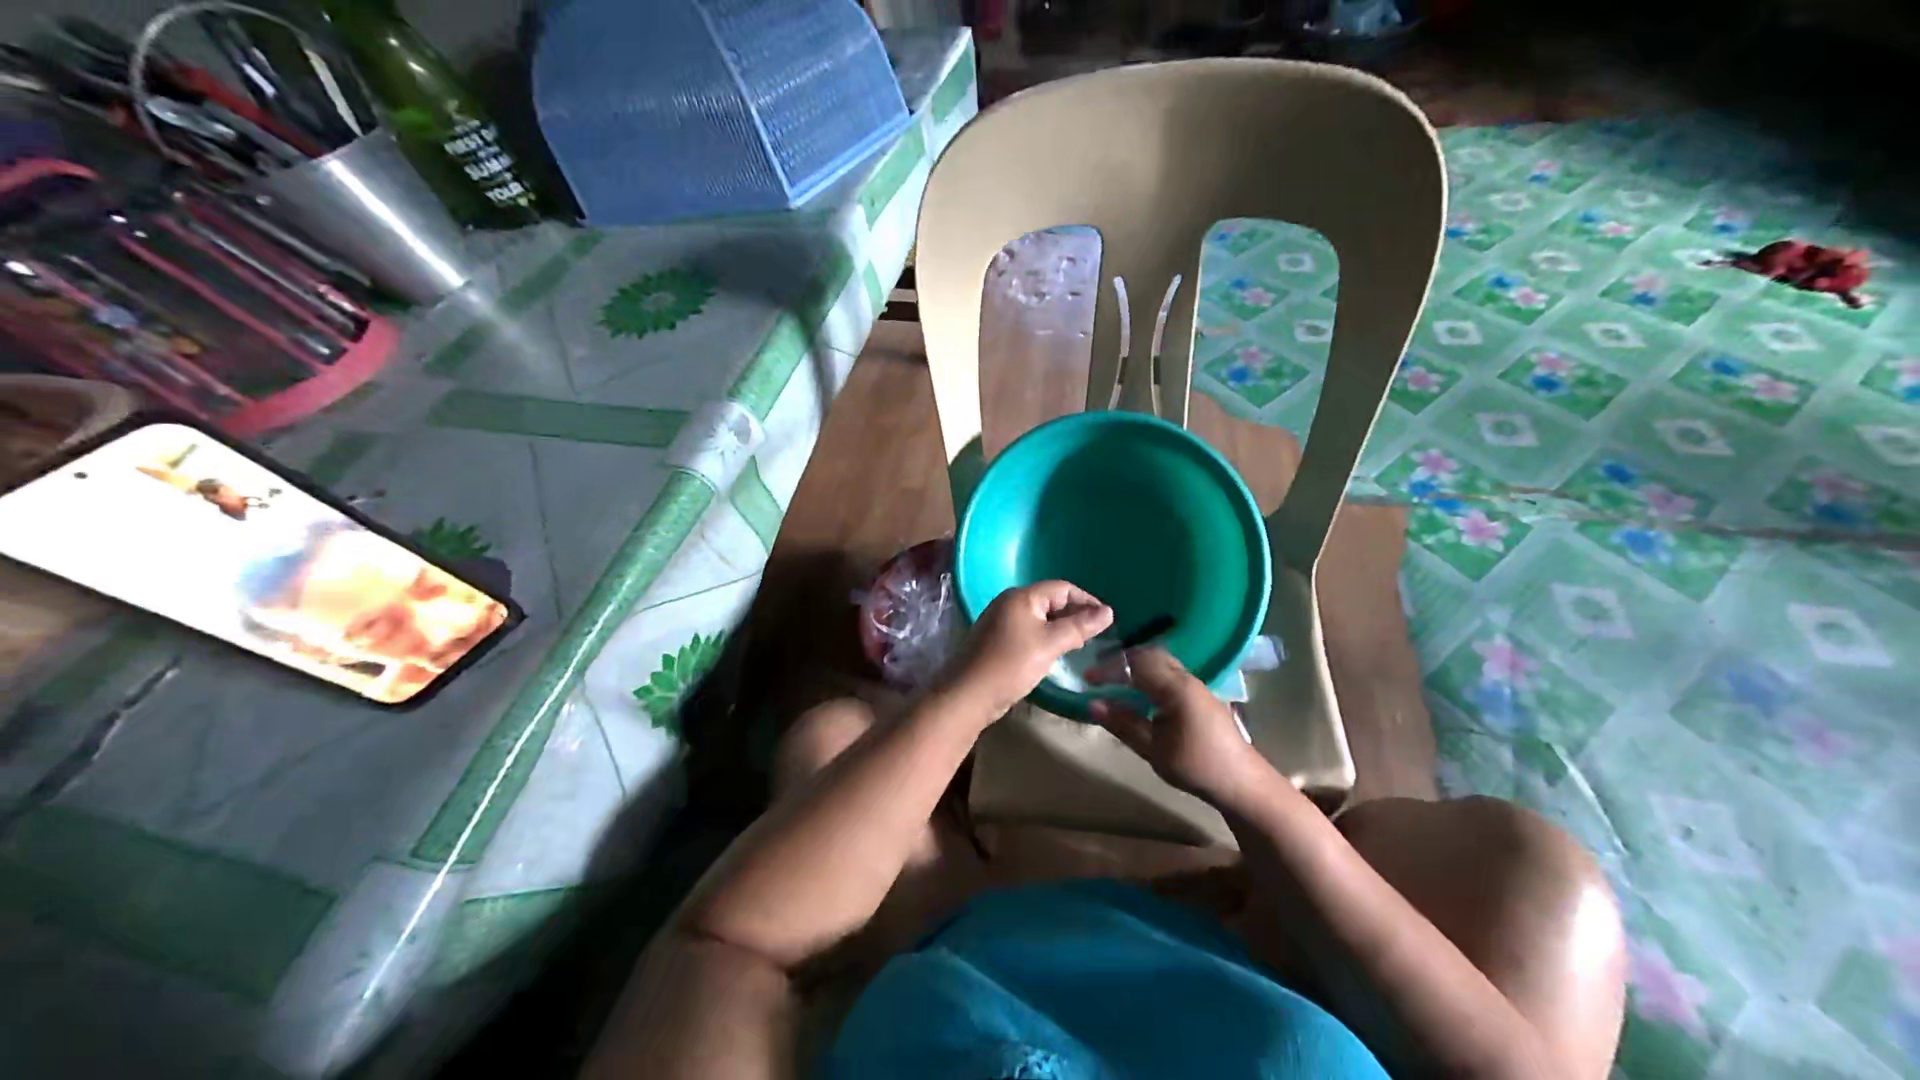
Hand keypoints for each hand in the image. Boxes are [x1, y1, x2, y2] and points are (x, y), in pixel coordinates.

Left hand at [944, 581, 1112, 719]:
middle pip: (1050, 600)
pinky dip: (1046, 636)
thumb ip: (1080, 626)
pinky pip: (1029, 630)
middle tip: (1098, 633)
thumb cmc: (1011, 664)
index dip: (1087, 600)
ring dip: (1061, 626)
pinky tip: (1056, 652)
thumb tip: (1108, 612)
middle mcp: (1009, 602)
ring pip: (1040, 617)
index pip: (1062, 588)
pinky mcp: (997, 639)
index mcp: (1022, 596)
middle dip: (1075, 613)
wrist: (969, 694)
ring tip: (1082, 643)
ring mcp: (1001, 621)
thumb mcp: (1050, 644)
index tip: (1107, 619)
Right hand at [1088, 646, 1272, 806]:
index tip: (1088, 679)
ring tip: (1116, 682)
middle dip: (1122, 661)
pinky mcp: (1201, 694)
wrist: (1240, 782)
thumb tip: (1092, 703)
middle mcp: (1187, 679)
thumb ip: (1122, 723)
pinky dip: (1150, 674)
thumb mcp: (1152, 749)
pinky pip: (1170, 672)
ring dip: (1137, 667)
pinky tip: (1140, 692)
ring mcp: (1197, 684)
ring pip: (1162, 662)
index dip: (1110, 667)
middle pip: (1150, 655)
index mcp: (1176, 689)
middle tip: (1100, 676)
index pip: (1137, 663)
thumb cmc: (1195, 766)